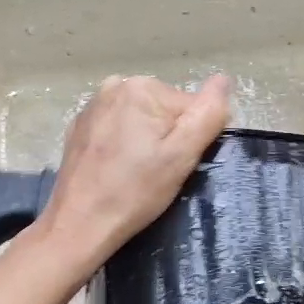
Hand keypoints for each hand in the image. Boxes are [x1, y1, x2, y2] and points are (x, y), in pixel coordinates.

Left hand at [35, 74, 231, 266]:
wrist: (79, 224)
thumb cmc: (135, 192)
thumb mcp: (182, 155)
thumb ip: (208, 113)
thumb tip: (224, 80)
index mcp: (142, 88)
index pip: (190, 108)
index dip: (191, 140)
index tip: (176, 166)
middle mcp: (114, 86)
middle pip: (164, 112)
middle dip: (167, 140)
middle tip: (157, 174)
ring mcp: (92, 107)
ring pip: (140, 121)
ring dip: (145, 144)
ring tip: (137, 174)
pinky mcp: (79, 129)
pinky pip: (116, 131)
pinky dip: (122, 147)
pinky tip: (116, 172)